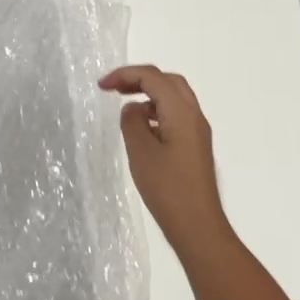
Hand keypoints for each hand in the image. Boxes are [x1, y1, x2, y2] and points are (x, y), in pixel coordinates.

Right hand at [99, 65, 231, 255]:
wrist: (198, 225)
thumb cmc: (167, 188)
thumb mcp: (140, 151)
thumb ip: (132, 122)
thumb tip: (133, 109)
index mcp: (182, 112)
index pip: (153, 77)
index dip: (125, 75)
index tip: (101, 87)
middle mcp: (194, 116)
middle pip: (168, 81)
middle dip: (139, 78)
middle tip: (113, 88)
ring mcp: (198, 132)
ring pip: (174, 97)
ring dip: (149, 93)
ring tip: (124, 105)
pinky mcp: (195, 146)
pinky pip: (176, 115)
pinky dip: (157, 110)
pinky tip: (142, 128)